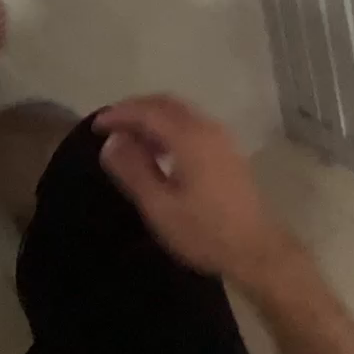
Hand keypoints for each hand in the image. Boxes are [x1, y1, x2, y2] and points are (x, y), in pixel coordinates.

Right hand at [94, 96, 299, 290]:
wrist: (257, 250)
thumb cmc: (205, 232)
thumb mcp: (160, 207)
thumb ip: (134, 170)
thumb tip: (111, 142)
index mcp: (189, 137)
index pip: (148, 111)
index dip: (119, 114)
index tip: (96, 126)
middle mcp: (207, 127)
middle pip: (166, 103)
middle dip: (136, 109)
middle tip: (110, 127)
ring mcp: (221, 137)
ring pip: (180, 112)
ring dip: (153, 118)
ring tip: (129, 140)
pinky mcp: (227, 149)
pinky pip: (192, 124)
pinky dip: (169, 127)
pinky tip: (159, 152)